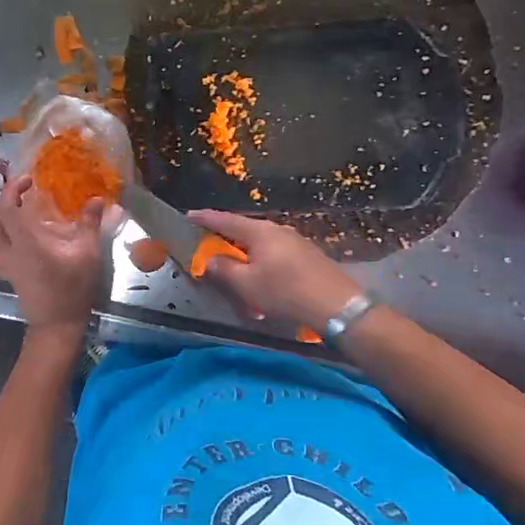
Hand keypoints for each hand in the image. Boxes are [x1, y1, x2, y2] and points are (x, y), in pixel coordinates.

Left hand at [0, 174, 106, 332]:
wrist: (58, 324)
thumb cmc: (74, 288)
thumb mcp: (88, 253)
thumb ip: (89, 223)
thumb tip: (97, 198)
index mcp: (26, 243)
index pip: (6, 208)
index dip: (12, 189)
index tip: (28, 180)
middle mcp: (8, 251)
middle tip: (16, 195)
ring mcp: (3, 264)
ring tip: (10, 212)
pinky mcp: (4, 273)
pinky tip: (9, 236)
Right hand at [188, 210, 362, 329]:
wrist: (338, 307)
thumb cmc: (285, 292)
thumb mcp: (245, 284)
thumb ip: (222, 268)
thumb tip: (209, 258)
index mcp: (258, 231)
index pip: (223, 219)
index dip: (203, 218)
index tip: (187, 217)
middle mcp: (277, 230)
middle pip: (242, 230)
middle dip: (223, 240)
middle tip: (206, 249)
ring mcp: (295, 242)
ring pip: (259, 245)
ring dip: (243, 257)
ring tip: (233, 274)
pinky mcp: (307, 257)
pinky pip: (274, 255)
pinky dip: (260, 265)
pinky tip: (260, 284)